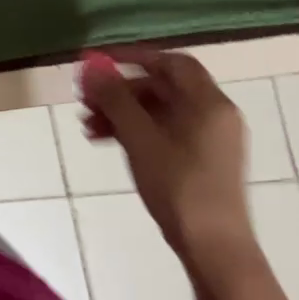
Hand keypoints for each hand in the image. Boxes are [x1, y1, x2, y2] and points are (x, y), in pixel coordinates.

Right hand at [78, 47, 257, 269]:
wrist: (211, 242)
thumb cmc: (177, 184)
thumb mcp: (139, 137)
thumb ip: (115, 98)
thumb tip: (91, 65)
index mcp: (208, 103)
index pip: (171, 63)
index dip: (133, 57)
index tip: (96, 63)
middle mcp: (214, 114)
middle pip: (162, 86)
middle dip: (120, 89)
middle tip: (84, 99)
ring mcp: (209, 137)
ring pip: (159, 109)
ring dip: (122, 111)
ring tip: (88, 125)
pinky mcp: (201, 157)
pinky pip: (164, 129)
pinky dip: (135, 128)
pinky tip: (107, 140)